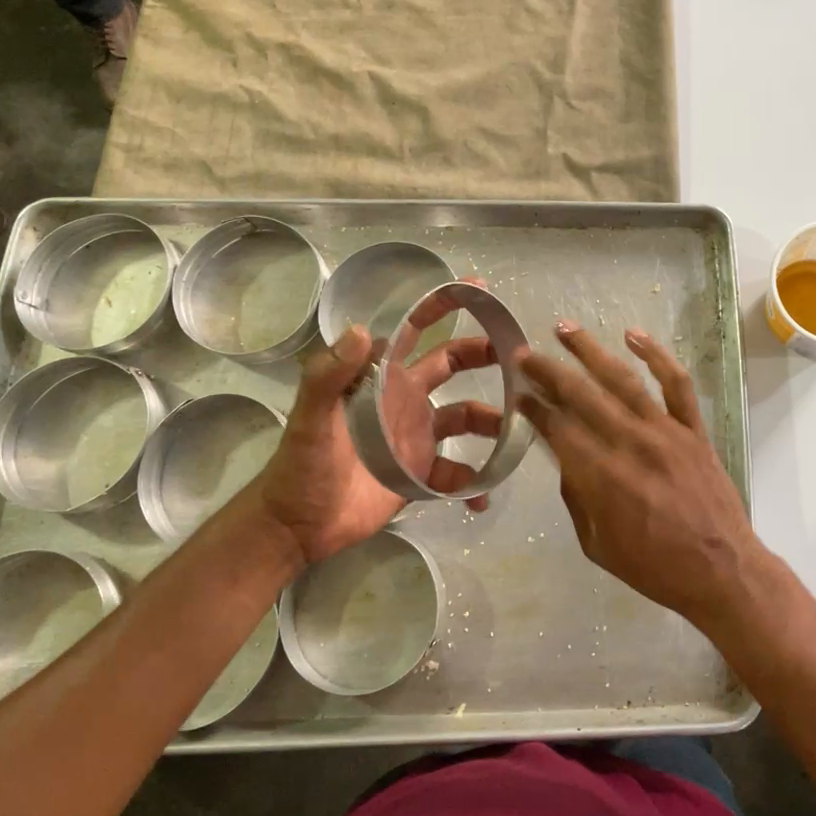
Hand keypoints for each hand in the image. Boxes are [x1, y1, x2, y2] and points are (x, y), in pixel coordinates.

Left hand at [259, 300, 504, 562]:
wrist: (296, 527)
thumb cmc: (301, 466)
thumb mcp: (310, 418)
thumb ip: (330, 376)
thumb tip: (363, 329)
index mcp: (381, 380)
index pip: (414, 331)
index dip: (442, 306)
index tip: (478, 289)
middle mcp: (404, 400)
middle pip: (451, 366)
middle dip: (483, 355)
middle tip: (519, 357)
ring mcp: (415, 438)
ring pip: (466, 419)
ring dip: (492, 423)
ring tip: (517, 433)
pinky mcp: (420, 476)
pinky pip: (457, 474)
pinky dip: (473, 484)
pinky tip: (483, 497)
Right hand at [516, 323, 767, 629]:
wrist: (721, 570)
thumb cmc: (655, 567)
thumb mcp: (597, 544)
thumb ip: (577, 497)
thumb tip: (566, 460)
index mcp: (601, 477)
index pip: (558, 428)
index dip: (534, 407)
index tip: (518, 392)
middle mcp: (630, 444)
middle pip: (582, 395)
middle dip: (549, 371)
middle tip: (525, 354)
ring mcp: (666, 432)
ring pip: (623, 379)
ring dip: (591, 350)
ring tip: (566, 329)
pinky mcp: (694, 430)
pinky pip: (677, 384)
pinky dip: (657, 356)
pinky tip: (634, 336)